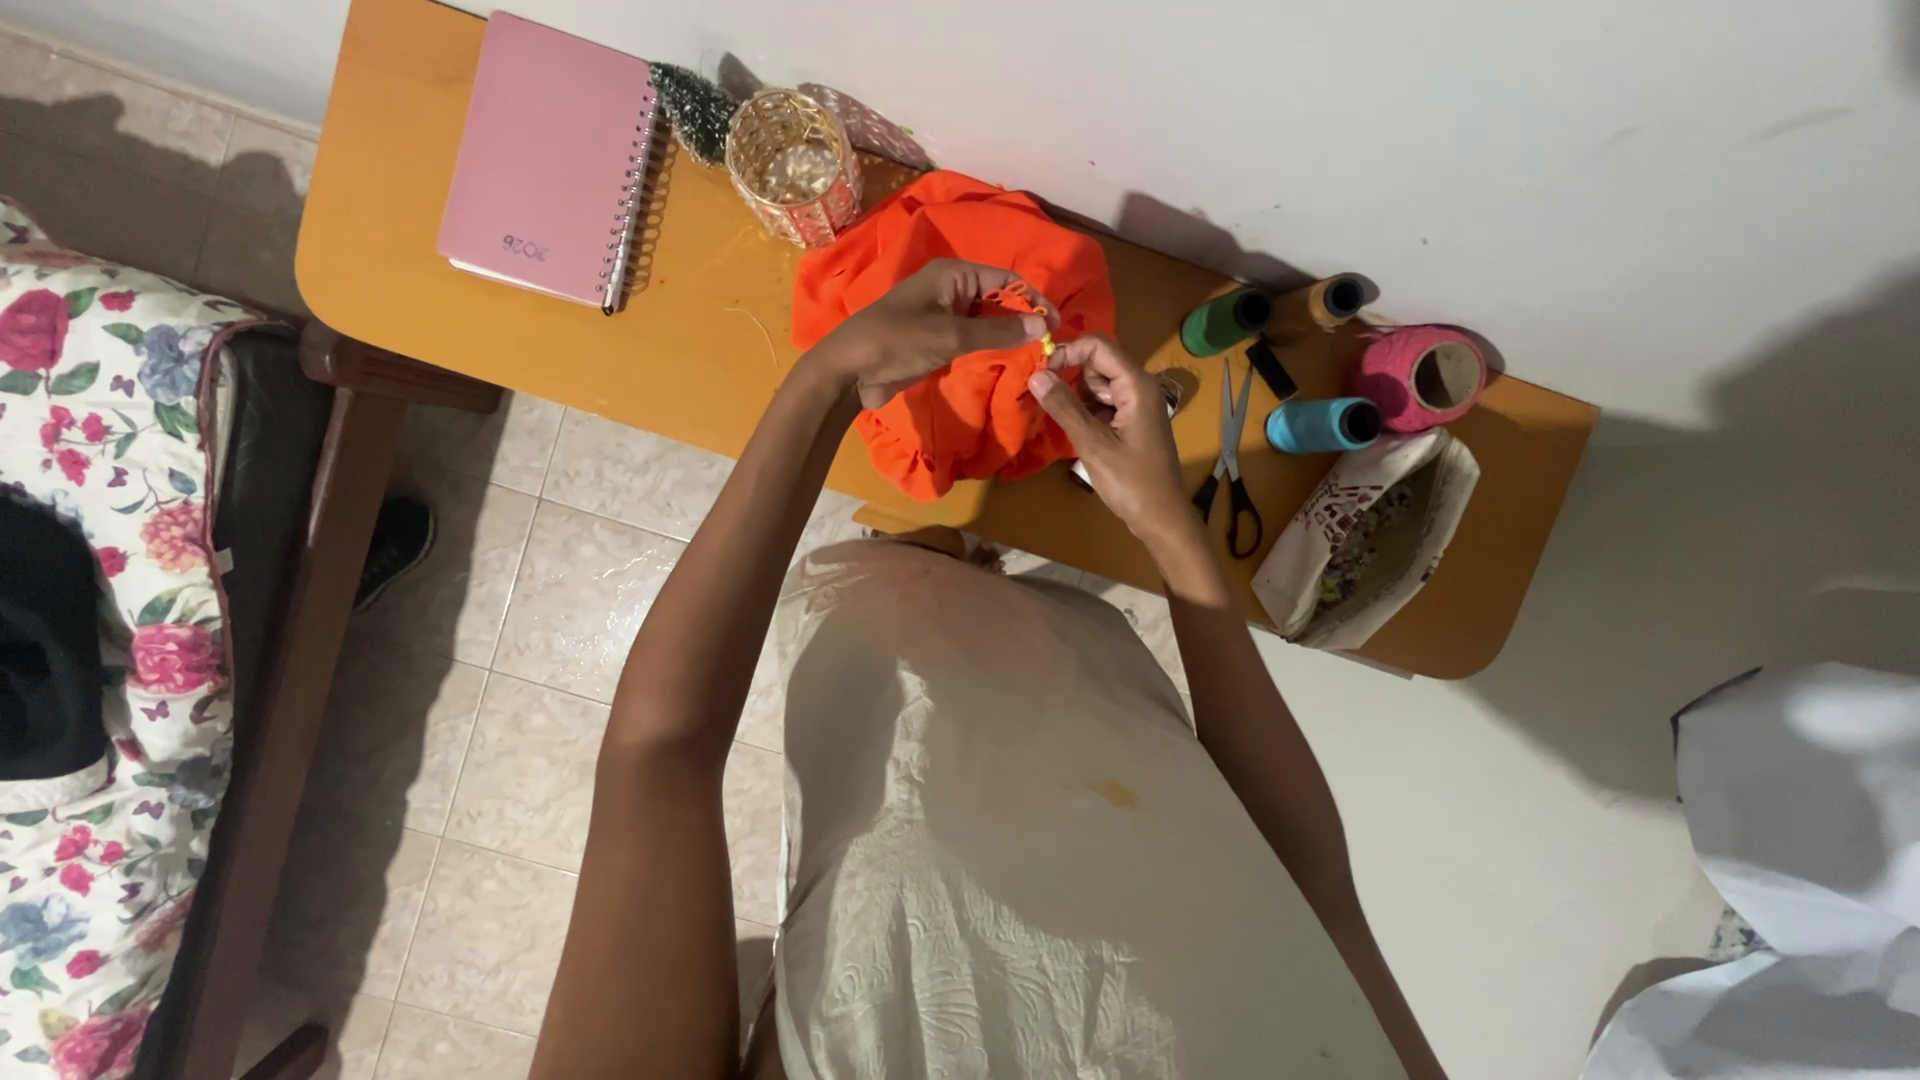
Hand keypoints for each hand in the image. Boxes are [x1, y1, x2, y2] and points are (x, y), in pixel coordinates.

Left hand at [810, 258, 1057, 409]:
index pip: (1005, 278)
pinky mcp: (933, 338)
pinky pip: (968, 337)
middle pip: (996, 297)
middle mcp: (948, 288)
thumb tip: (1042, 326)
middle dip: (1021, 318)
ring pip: (983, 319)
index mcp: (952, 274)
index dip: (1033, 299)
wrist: (849, 371)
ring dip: (1004, 335)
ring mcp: (939, 313)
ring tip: (1029, 355)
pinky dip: (986, 346)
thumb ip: (997, 332)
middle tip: (1045, 345)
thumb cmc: (897, 342)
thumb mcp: (951, 336)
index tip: (1056, 326)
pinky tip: (1001, 362)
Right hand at [1028, 335, 1194, 544]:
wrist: (1162, 517)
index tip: (1040, 374)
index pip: (1097, 346)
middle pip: (1097, 362)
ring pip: (1097, 384)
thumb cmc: (1131, 482)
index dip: (1067, 352)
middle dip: (1069, 374)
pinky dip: (1084, 411)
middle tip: (1044, 399)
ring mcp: (1136, 405)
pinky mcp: (1130, 422)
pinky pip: (1102, 404)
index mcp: (1136, 385)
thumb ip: (1064, 407)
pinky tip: (1073, 431)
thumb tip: (1035, 375)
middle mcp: (1139, 387)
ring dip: (1075, 396)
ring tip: (1058, 418)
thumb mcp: (1093, 444)